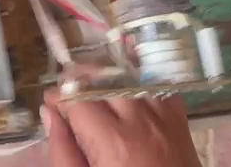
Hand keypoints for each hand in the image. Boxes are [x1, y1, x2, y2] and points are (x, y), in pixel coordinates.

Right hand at [43, 91, 202, 166]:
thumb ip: (64, 153)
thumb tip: (50, 114)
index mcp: (113, 143)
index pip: (77, 98)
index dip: (59, 97)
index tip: (51, 103)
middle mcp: (140, 121)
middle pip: (102, 78)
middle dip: (80, 80)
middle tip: (69, 94)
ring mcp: (163, 118)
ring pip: (128, 77)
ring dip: (107, 80)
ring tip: (95, 94)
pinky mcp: (180, 121)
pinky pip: (156, 87)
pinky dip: (139, 85)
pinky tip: (128, 96)